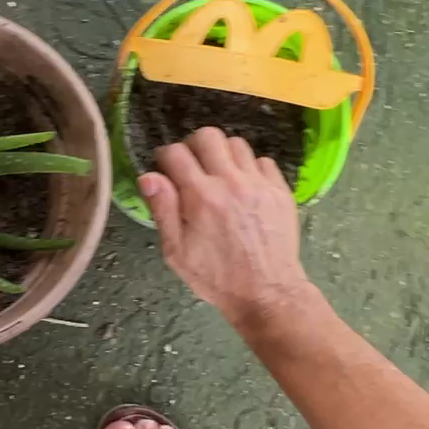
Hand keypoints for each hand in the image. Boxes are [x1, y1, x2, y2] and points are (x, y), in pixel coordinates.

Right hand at [141, 126, 310, 325]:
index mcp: (200, 197)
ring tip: (218, 175)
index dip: (164, 157)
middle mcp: (230, 182)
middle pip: (208, 136)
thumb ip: (162, 210)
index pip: (176, 153)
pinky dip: (249, 168)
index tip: (164, 169)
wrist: (267, 292)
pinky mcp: (280, 190)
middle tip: (191, 166)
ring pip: (237, 144)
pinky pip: (263, 161)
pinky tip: (243, 187)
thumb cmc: (216, 277)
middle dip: (193, 146)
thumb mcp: (176, 252)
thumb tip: (148, 177)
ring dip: (222, 154)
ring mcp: (259, 183)